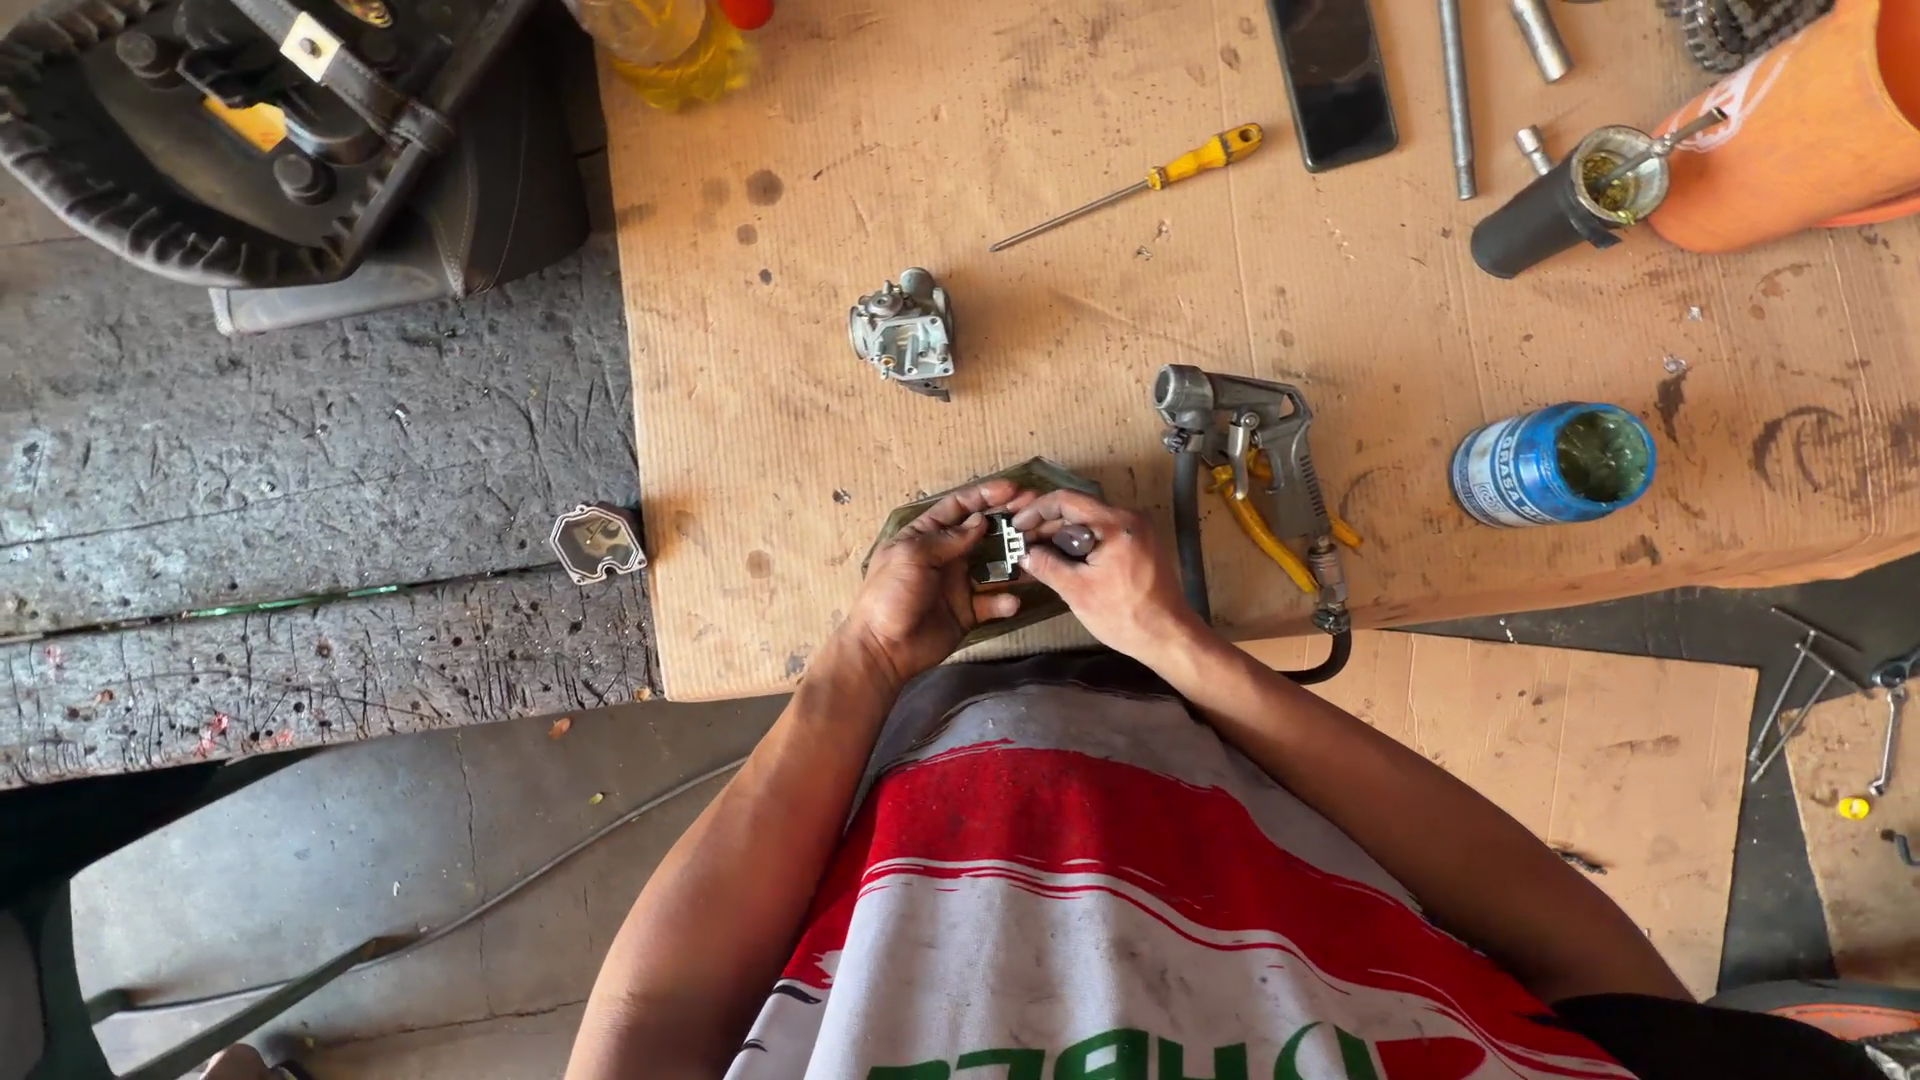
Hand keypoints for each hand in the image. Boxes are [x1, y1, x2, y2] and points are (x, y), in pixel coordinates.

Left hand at [835, 479, 1036, 689]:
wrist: (883, 649)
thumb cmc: (890, 595)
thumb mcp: (912, 556)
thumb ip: (947, 538)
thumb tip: (980, 521)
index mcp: (924, 535)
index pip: (957, 507)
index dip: (984, 495)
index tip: (1013, 488)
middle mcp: (945, 555)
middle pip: (982, 530)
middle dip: (1008, 519)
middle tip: (1035, 511)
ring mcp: (958, 583)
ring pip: (994, 563)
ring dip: (1014, 556)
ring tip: (1036, 550)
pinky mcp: (968, 611)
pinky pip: (992, 602)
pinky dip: (1004, 601)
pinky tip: (1012, 601)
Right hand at [1011, 490, 1204, 664]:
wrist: (1169, 635)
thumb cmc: (1123, 615)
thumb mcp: (1078, 591)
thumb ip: (1047, 566)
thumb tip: (1023, 553)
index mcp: (1115, 523)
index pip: (1066, 500)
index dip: (1036, 510)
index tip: (1016, 526)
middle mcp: (1128, 517)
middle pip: (1079, 508)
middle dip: (1047, 524)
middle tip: (1022, 542)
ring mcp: (1137, 530)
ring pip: (1090, 521)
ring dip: (1062, 534)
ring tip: (1037, 552)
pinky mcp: (1140, 544)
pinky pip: (1103, 533)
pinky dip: (1080, 542)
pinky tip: (1062, 559)